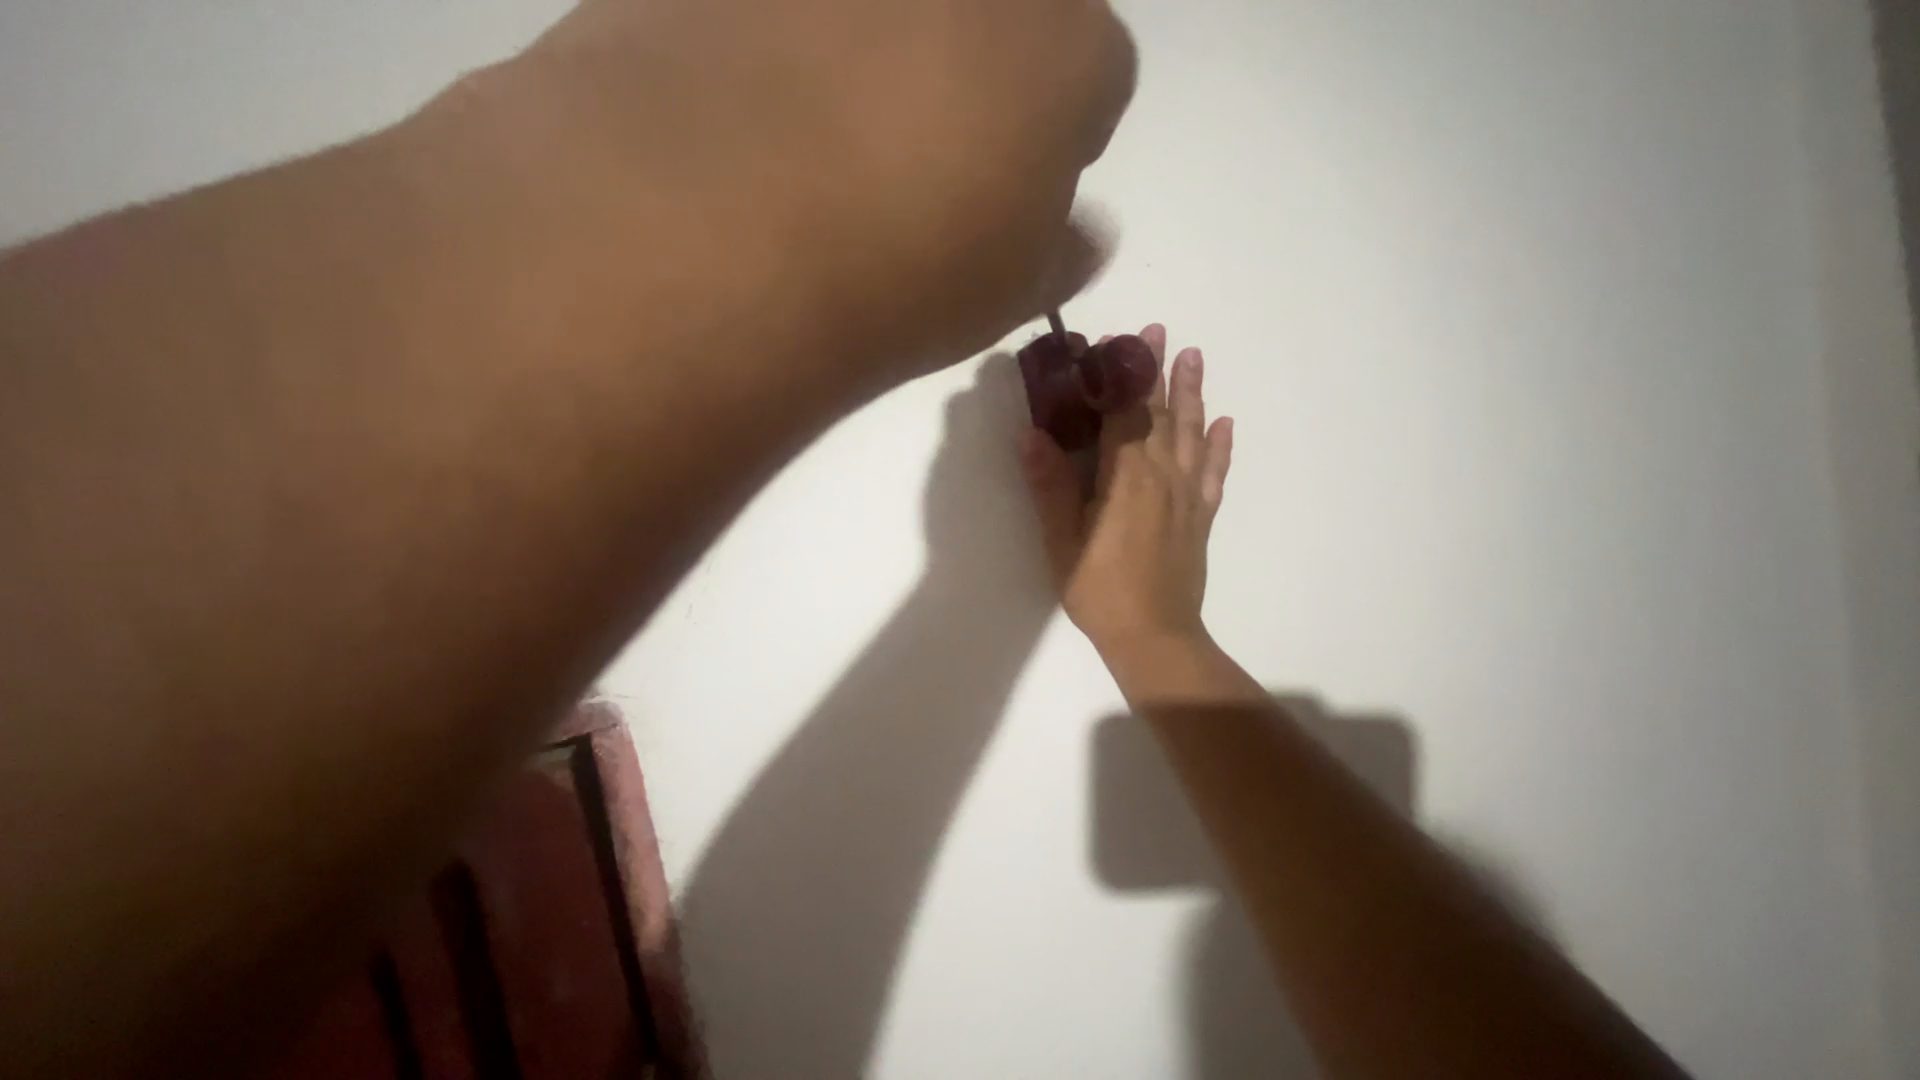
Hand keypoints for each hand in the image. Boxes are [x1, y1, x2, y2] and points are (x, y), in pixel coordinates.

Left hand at [486, 0, 1135, 383]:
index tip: (1009, 187)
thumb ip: (1059, 249)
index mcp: (1064, 44)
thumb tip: (1077, 228)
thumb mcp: (1006, 296)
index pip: (1095, 72)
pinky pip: (777, 11)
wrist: (711, 237)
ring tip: (812, 135)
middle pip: (995, 15)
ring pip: (879, 10)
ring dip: (871, 49)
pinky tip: (740, 112)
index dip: (1059, 133)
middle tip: (913, 156)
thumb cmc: (899, 280)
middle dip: (974, 71)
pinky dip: (773, 41)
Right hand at [1021, 323, 1233, 653]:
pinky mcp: (1201, 517)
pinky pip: (1214, 472)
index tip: (1119, 341)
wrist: (1155, 637)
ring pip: (1192, 434)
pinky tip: (1224, 424)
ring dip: (1192, 394)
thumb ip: (1050, 486)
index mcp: (1126, 477)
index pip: (1125, 412)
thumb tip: (1031, 434)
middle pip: (1162, 413)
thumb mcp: (1062, 541)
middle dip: (1158, 371)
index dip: (1120, 376)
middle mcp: (1163, 476)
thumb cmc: (1100, 590)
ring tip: (1194, 358)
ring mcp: (1187, 496)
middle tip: (1160, 333)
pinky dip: (1219, 445)